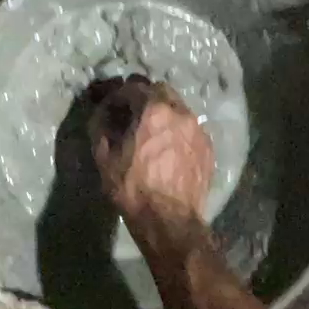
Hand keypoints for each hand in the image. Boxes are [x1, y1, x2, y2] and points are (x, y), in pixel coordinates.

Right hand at [89, 76, 214, 221]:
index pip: (133, 87)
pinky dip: (176, 131)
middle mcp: (181, 112)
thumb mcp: (105, 156)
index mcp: (154, 110)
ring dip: (162, 113)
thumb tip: (102, 112)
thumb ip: (100, 126)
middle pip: (161, 91)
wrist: (169, 220)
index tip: (109, 108)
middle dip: (144, 98)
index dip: (117, 96)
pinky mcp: (208, 148)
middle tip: (131, 116)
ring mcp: (198, 130)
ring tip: (150, 133)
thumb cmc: (132, 187)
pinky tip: (167, 149)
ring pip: (178, 109)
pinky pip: (190, 129)